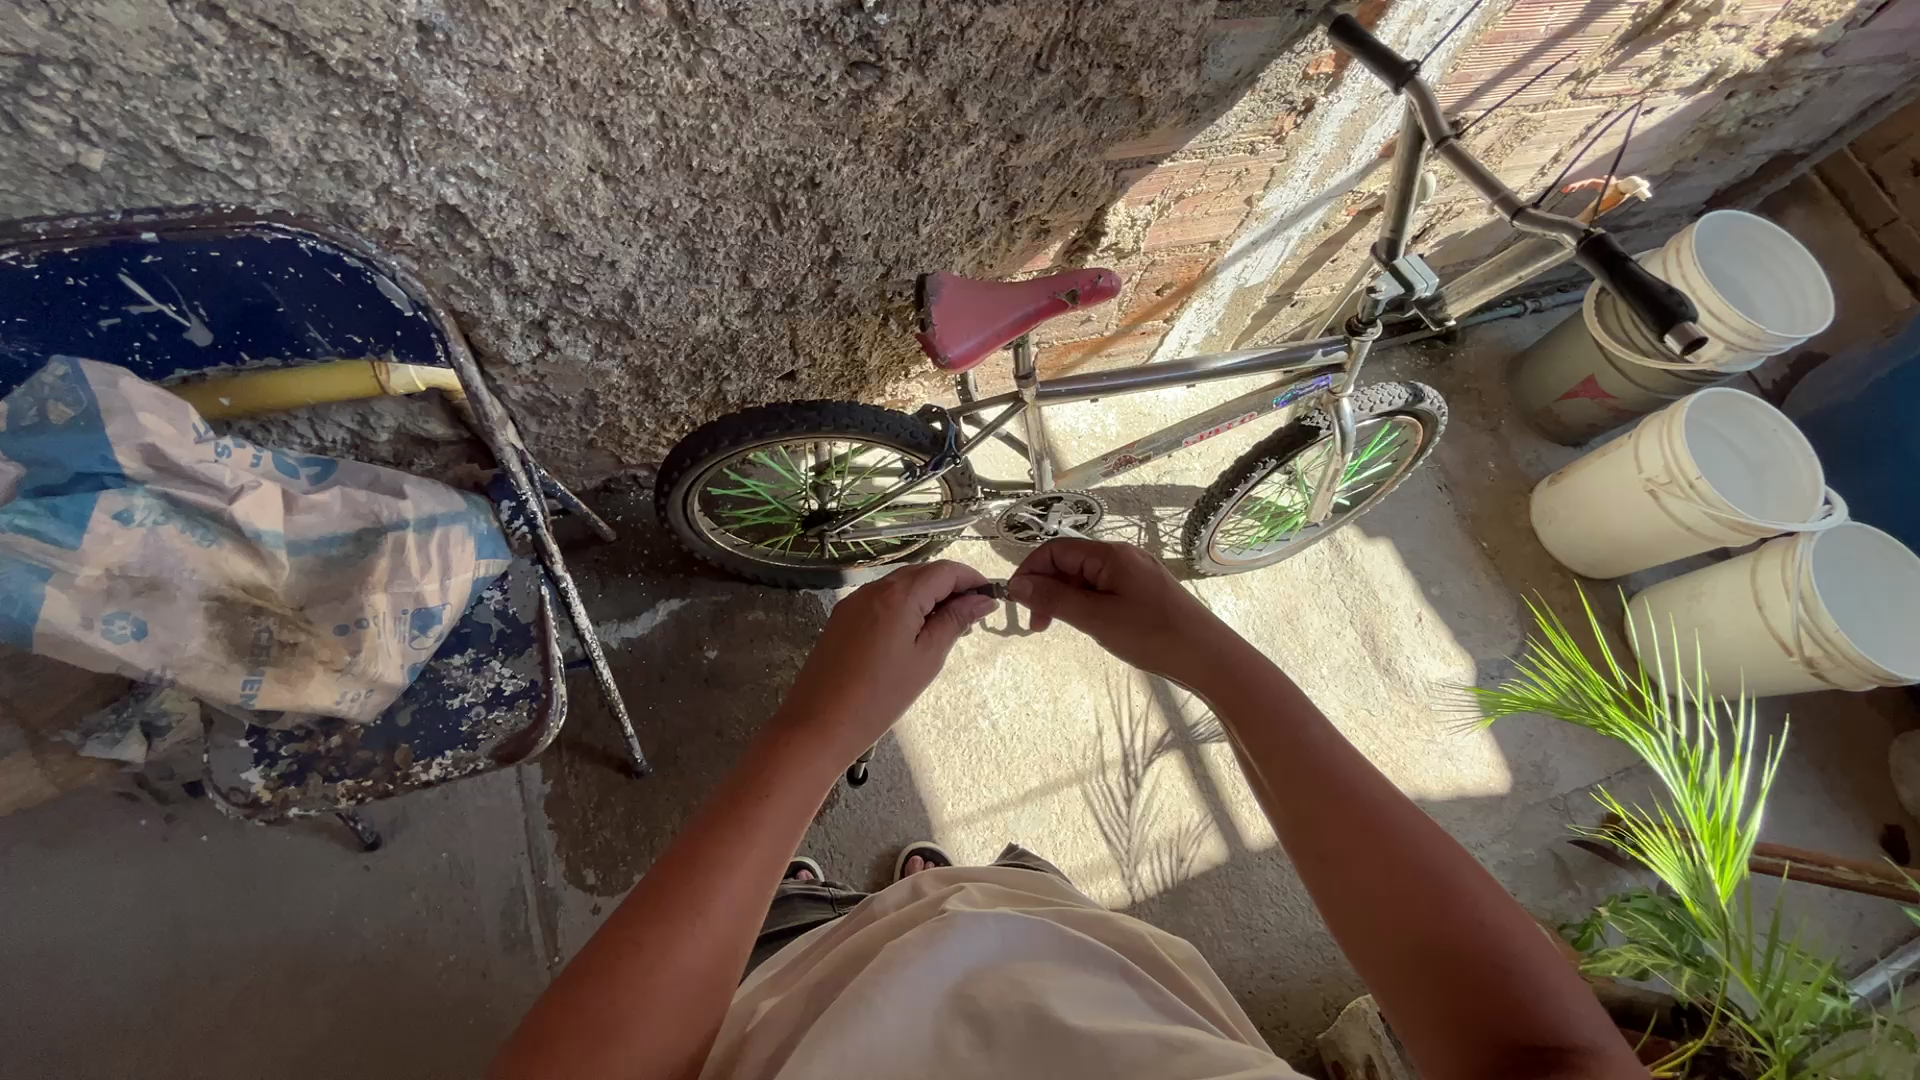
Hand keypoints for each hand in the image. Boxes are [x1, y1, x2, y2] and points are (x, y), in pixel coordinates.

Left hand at [772, 560, 997, 762]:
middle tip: (972, 615)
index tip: (990, 596)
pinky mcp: (842, 618)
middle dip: (950, 586)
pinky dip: (904, 606)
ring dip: (927, 596)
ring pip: (900, 585)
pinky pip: (881, 600)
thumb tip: (981, 600)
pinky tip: (913, 633)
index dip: (971, 578)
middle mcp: (874, 588)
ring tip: (945, 627)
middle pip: (921, 573)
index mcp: (898, 595)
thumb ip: (954, 622)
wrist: (818, 724)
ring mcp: (854, 601)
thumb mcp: (926, 658)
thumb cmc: (880, 697)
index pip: (944, 570)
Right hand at [1007, 538, 1235, 682]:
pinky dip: (1085, 604)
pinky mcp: (1144, 591)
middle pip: (1069, 562)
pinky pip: (1103, 589)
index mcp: (1111, 555)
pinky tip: (1087, 624)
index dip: (1030, 572)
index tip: (1016, 603)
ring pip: (1085, 578)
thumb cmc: (1152, 636)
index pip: (1055, 550)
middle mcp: (1123, 556)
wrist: (1209, 657)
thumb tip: (1017, 584)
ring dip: (1064, 598)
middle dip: (1046, 588)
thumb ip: (1055, 599)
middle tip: (1037, 625)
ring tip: (1057, 627)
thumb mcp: (1096, 618)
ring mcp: (1136, 573)